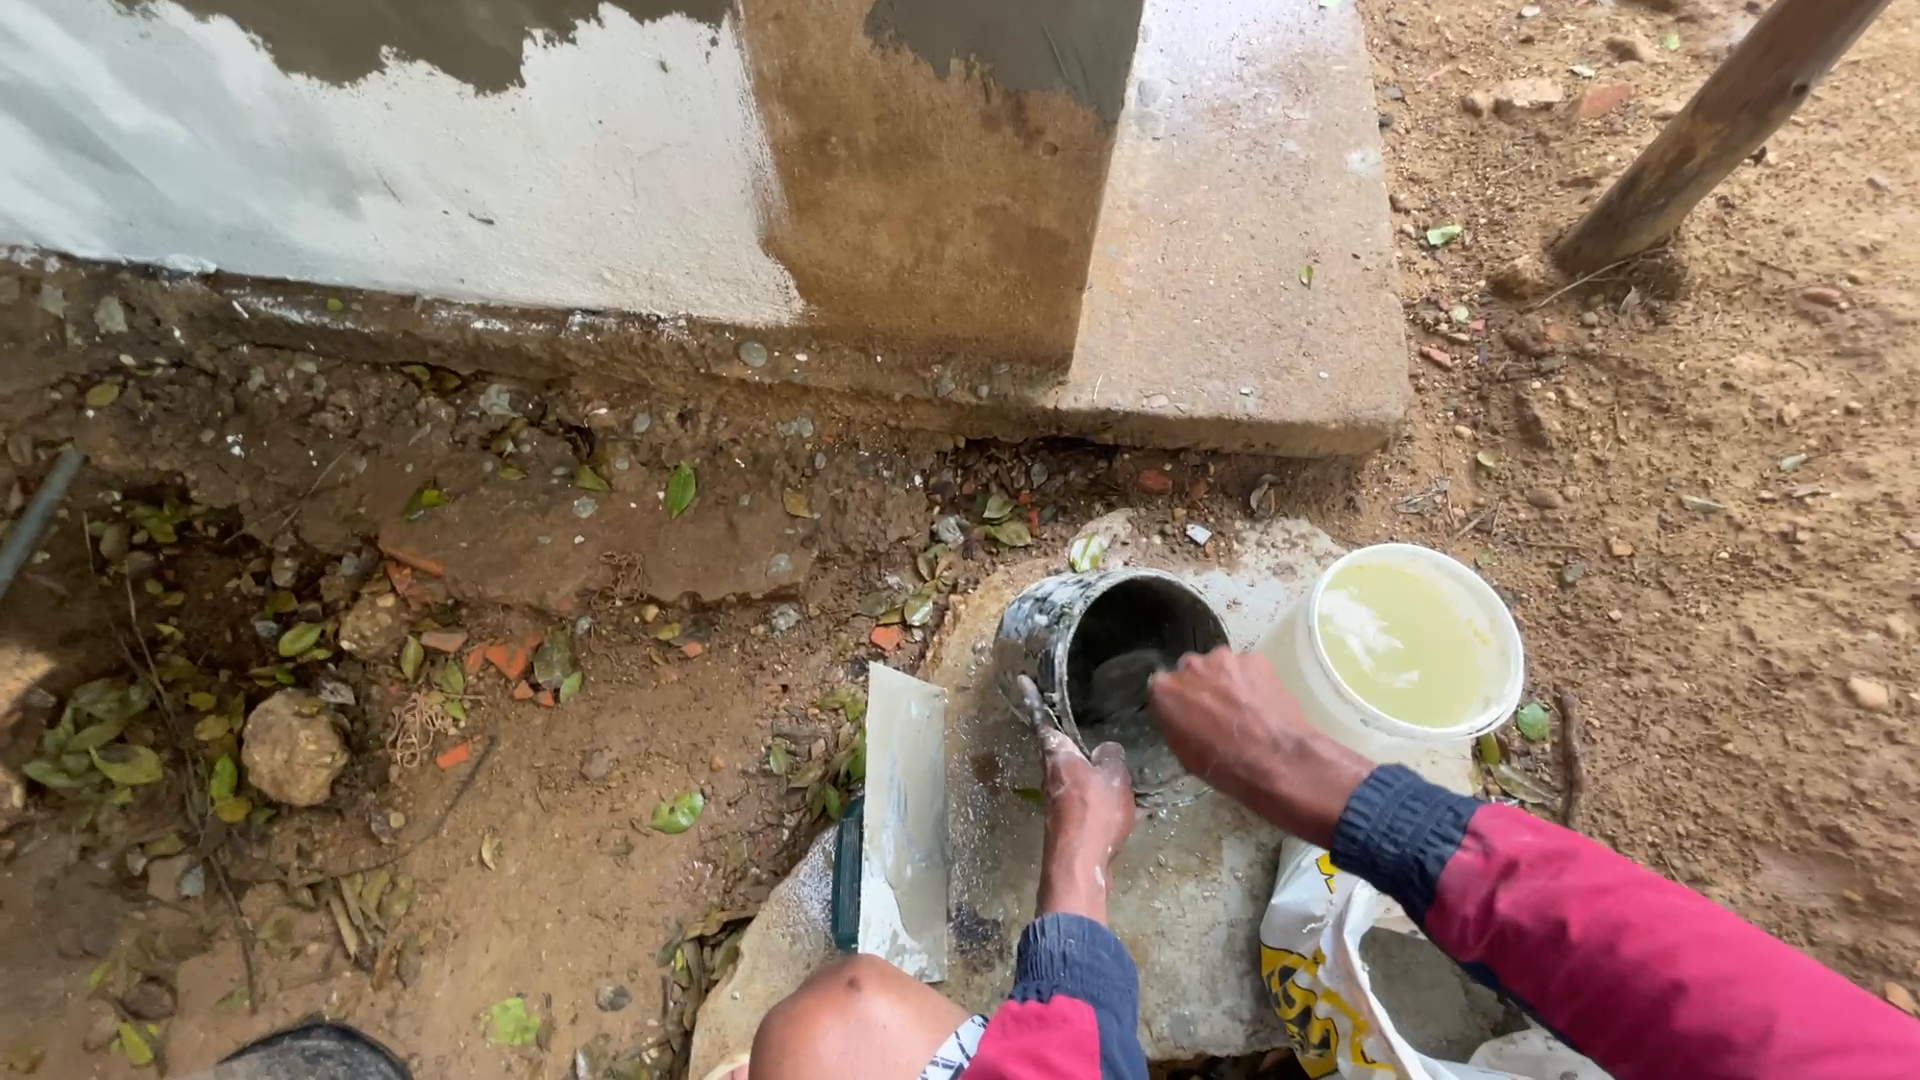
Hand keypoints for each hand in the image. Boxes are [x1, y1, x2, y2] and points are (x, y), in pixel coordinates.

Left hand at [1013, 676, 1133, 922]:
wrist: (1078, 862)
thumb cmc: (1093, 812)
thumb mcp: (1113, 777)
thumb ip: (1111, 757)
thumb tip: (1106, 747)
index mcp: (1057, 754)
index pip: (1042, 717)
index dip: (1033, 697)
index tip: (1021, 679)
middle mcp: (1050, 771)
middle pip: (1055, 745)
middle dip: (1064, 732)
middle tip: (1071, 715)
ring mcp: (1055, 796)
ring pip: (1070, 770)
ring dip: (1085, 764)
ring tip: (1108, 759)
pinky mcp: (1066, 817)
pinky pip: (1083, 793)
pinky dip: (1098, 791)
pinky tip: (1119, 799)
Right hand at [1148, 647, 1370, 846]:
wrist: (1277, 761)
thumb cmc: (1224, 766)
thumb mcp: (1183, 752)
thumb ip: (1174, 721)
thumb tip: (1181, 714)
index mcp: (1163, 689)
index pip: (1162, 687)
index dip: (1177, 702)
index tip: (1188, 715)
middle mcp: (1189, 666)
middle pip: (1190, 670)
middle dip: (1200, 685)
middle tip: (1216, 710)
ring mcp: (1224, 659)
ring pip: (1220, 666)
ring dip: (1226, 680)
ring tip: (1244, 707)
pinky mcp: (1255, 659)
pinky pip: (1248, 668)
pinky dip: (1253, 681)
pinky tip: (1263, 703)